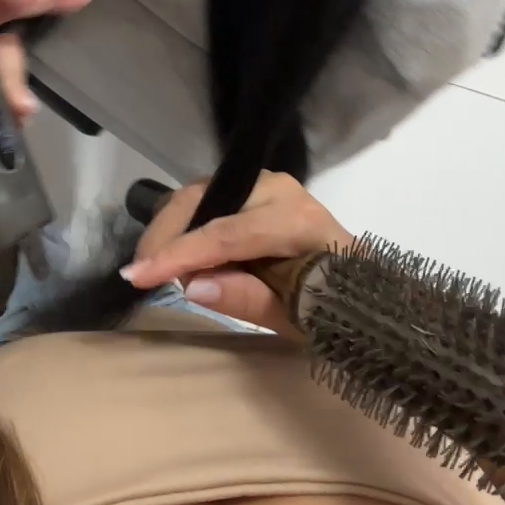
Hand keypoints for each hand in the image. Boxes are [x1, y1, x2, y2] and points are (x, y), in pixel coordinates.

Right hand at [121, 172, 355, 333]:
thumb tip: (192, 286)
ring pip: (200, 194)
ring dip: (172, 227)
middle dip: (166, 235)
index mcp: (295, 221)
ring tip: (160, 267)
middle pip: (203, 200)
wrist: (367, 293)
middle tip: (144, 272)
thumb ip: (247, 300)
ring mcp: (267, 185)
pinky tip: (178, 251)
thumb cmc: (337, 312)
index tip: (137, 276)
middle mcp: (278, 189)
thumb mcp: (297, 320)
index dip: (178, 254)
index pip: (225, 234)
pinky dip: (187, 222)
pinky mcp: (257, 191)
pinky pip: (210, 200)